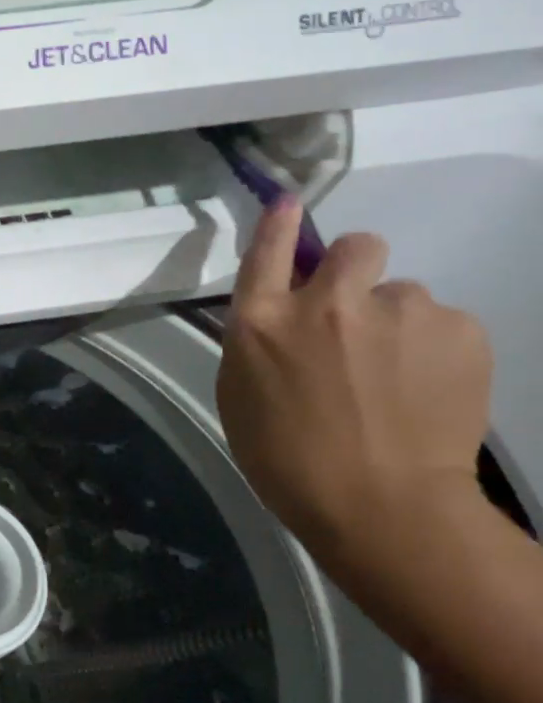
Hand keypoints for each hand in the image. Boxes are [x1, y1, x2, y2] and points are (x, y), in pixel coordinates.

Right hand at [218, 200, 492, 551]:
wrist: (379, 499)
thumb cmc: (285, 457)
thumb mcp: (243, 395)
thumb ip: (261, 344)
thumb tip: (286, 319)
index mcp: (262, 324)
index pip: (266, 255)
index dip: (277, 226)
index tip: (287, 203)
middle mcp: (327, 303)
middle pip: (355, 246)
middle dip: (353, 270)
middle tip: (355, 316)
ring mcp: (399, 312)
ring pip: (402, 294)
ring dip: (396, 321)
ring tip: (394, 375)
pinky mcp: (460, 329)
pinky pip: (444, 322)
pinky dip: (433, 347)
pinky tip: (424, 388)